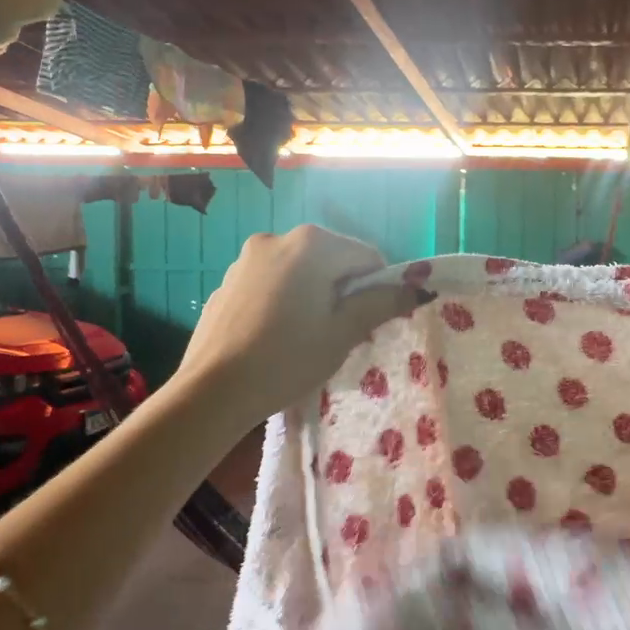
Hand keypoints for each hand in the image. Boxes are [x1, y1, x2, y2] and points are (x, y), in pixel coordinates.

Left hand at [172, 225, 418, 426]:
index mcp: (312, 244)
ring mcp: (247, 258)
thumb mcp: (344, 333)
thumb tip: (417, 289)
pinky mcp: (227, 281)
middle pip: (332, 260)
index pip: (367, 257)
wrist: (212, 391)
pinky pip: (272, 283)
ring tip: (304, 337)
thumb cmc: (288, 359)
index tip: (368, 322)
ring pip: (300, 271)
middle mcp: (277, 238)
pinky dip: (283, 301)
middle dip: (342, 291)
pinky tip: (275, 337)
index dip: (377, 288)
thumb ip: (382, 303)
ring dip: (312, 295)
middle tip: (338, 333)